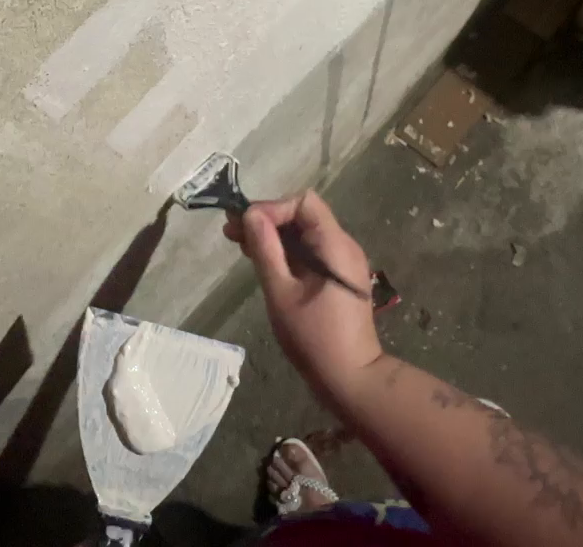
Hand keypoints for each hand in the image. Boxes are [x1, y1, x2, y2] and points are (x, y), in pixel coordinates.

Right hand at [224, 192, 384, 400]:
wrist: (351, 379)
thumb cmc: (314, 338)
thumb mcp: (281, 293)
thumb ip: (265, 250)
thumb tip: (250, 214)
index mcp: (335, 245)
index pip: (303, 203)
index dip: (272, 208)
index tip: (245, 225)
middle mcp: (343, 246)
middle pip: (303, 215)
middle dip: (267, 219)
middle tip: (232, 232)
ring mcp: (342, 261)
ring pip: (304, 233)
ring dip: (273, 235)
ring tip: (239, 244)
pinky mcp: (337, 276)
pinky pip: (309, 251)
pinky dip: (285, 251)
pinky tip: (261, 259)